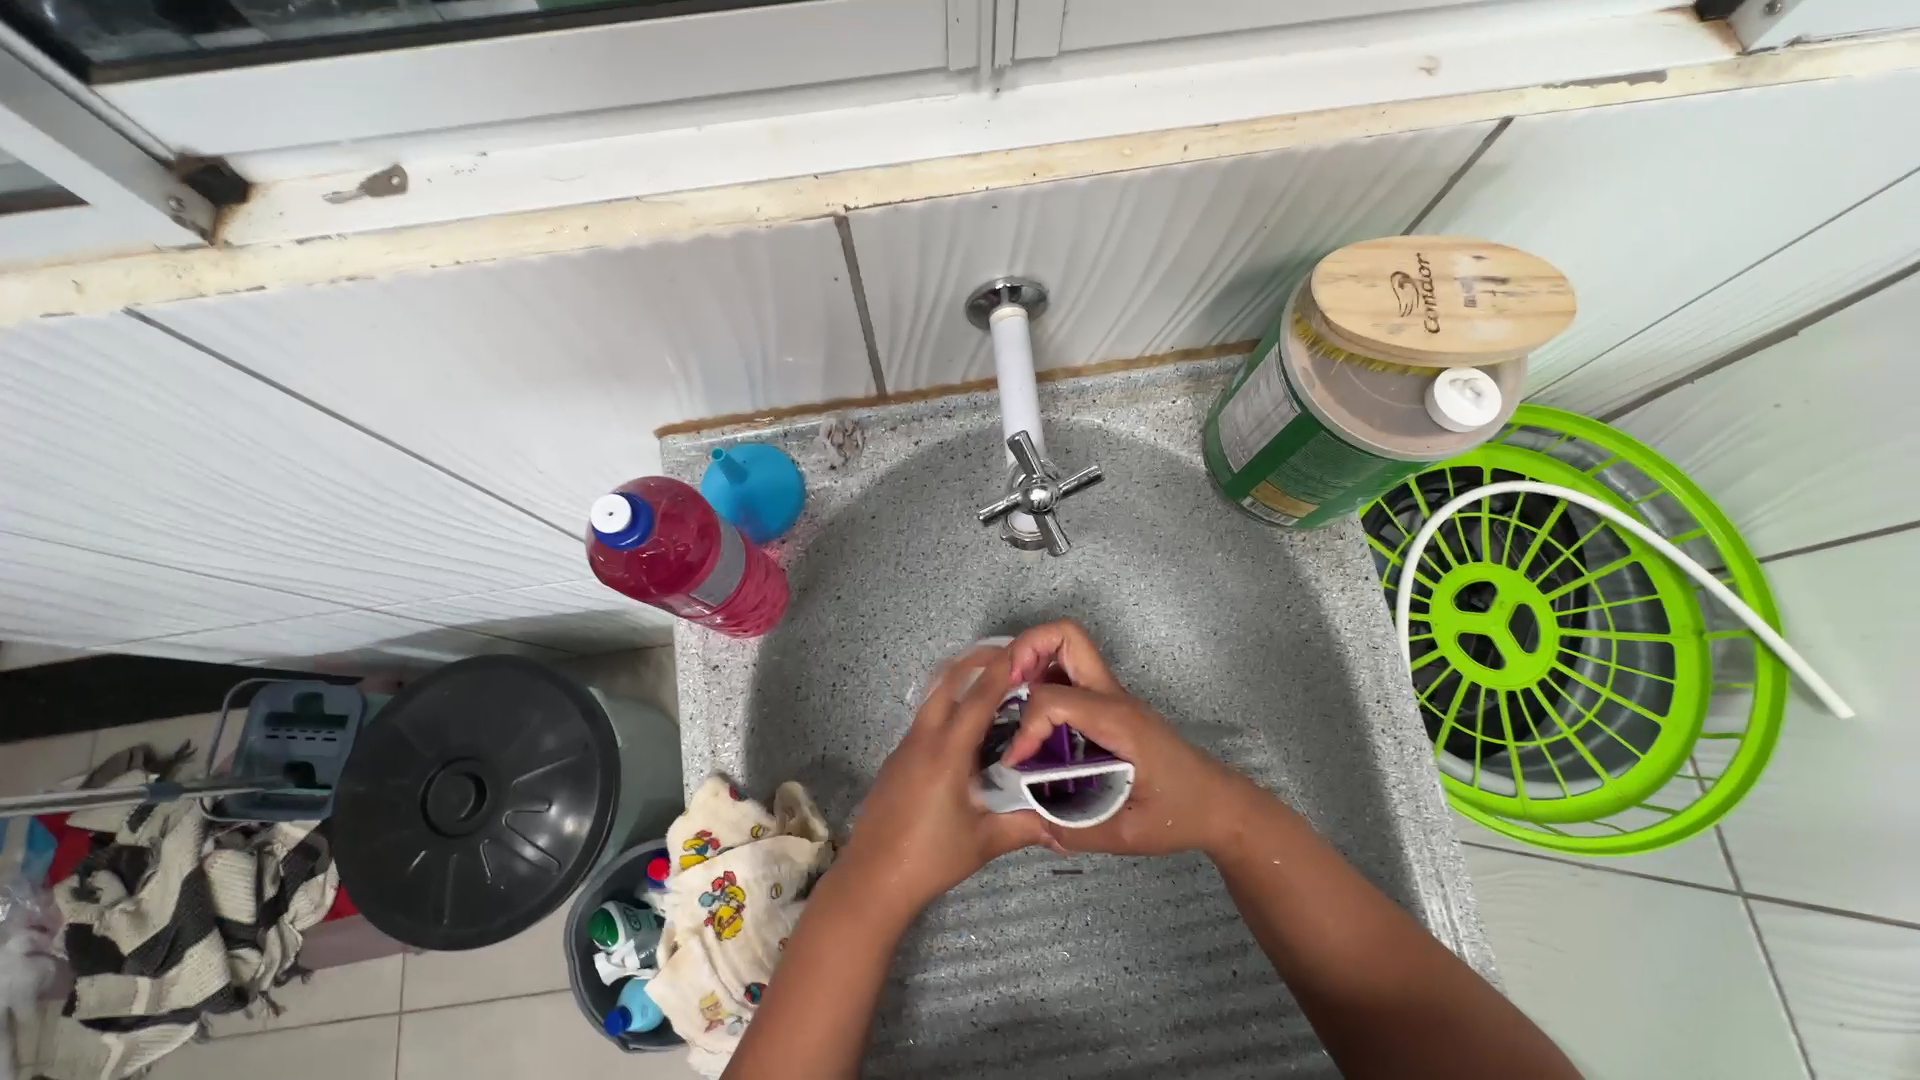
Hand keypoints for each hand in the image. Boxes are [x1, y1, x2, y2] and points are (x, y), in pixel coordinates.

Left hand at [835, 645, 1052, 921]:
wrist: (871, 879)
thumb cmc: (929, 859)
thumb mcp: (984, 842)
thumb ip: (1025, 826)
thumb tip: (1062, 825)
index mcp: (947, 753)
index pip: (977, 699)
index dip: (1000, 671)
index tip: (1020, 651)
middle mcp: (922, 740)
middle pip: (946, 681)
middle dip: (974, 661)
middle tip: (1006, 657)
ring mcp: (904, 748)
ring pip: (931, 699)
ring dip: (958, 683)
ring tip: (990, 687)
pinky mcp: (895, 761)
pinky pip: (923, 721)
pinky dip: (946, 709)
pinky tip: (965, 733)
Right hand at [1002, 620, 1253, 856]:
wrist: (1220, 804)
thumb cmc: (1181, 813)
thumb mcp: (1129, 834)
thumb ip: (1077, 831)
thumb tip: (1033, 825)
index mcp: (1117, 721)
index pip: (1054, 699)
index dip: (1026, 728)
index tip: (1017, 763)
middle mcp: (1113, 697)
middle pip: (1066, 636)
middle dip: (1025, 648)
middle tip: (1003, 686)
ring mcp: (1112, 697)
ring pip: (1067, 647)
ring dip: (1033, 660)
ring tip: (1009, 698)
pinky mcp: (1110, 707)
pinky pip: (1070, 675)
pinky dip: (1043, 681)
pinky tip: (1032, 720)